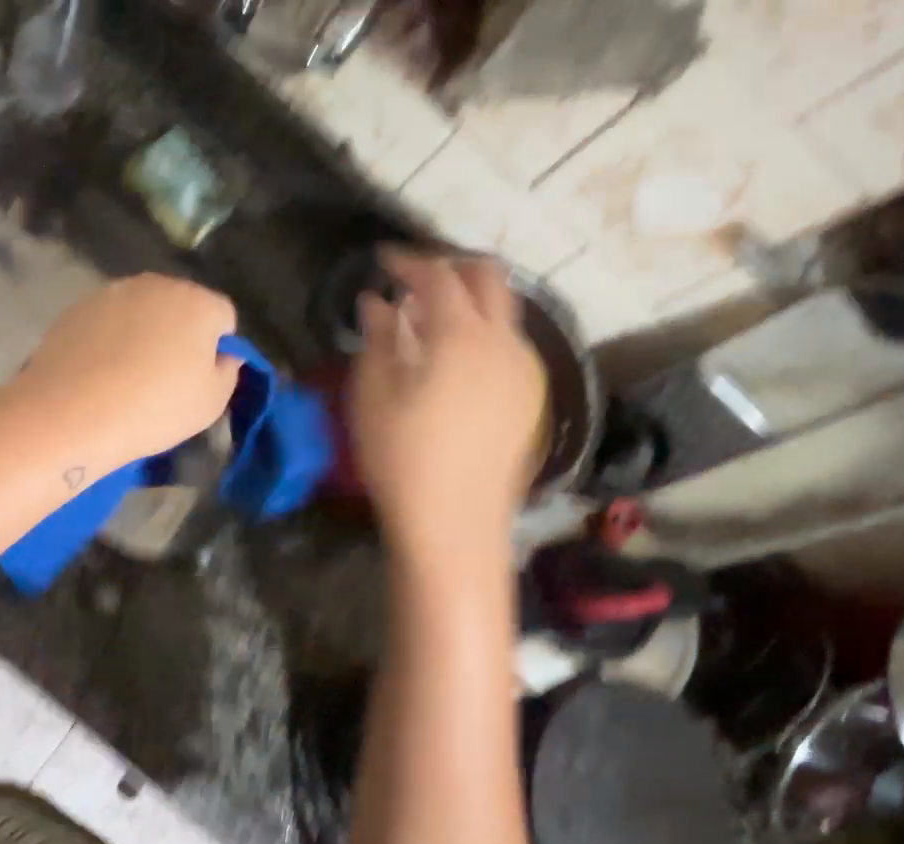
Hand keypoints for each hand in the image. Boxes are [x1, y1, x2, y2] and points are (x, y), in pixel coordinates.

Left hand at [0, 273, 241, 470]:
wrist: (72, 413)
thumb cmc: (154, 409)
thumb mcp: (211, 403)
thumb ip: (228, 371)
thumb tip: (223, 354)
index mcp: (198, 302)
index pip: (222, 318)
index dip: (216, 349)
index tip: (197, 380)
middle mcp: (156, 285)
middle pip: (179, 307)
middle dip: (177, 335)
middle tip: (162, 379)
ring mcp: (111, 293)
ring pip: (140, 312)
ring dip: (140, 335)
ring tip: (125, 378)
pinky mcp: (76, 308)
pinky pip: (105, 323)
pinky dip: (106, 340)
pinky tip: (97, 374)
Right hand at [350, 252, 547, 540]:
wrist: (454, 523)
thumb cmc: (401, 459)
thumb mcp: (373, 396)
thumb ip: (378, 339)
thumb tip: (377, 303)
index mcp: (460, 335)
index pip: (436, 276)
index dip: (408, 262)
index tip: (381, 259)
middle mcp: (503, 341)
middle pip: (488, 278)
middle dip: (451, 266)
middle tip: (414, 277)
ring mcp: (524, 369)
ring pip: (505, 311)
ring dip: (470, 300)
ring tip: (431, 318)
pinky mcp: (530, 397)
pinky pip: (510, 343)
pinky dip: (483, 332)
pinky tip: (455, 359)